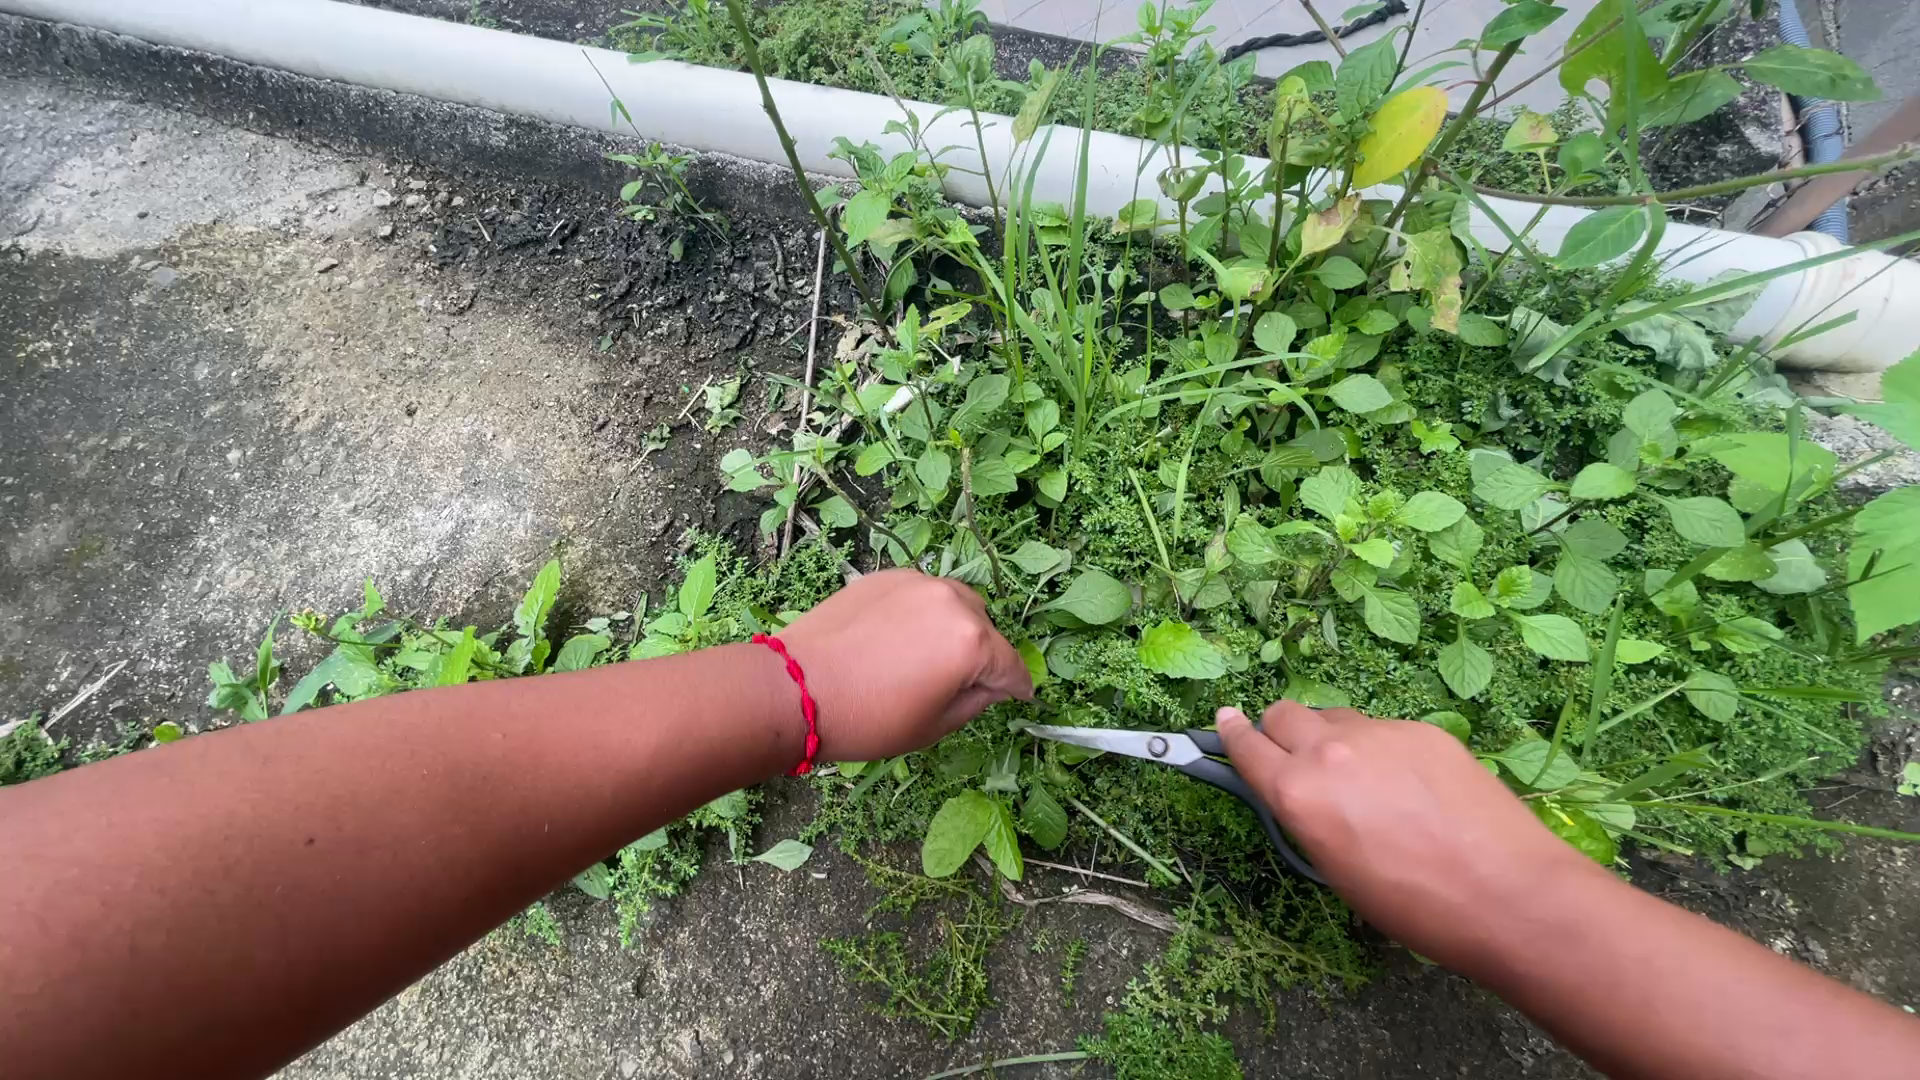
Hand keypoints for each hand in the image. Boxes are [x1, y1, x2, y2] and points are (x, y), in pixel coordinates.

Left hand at [773, 569, 1032, 761]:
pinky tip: (898, 637)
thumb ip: (978, 700)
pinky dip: (924, 613)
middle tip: (960, 684)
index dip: (1018, 688)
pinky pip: (923, 594)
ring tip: (929, 656)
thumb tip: (993, 684)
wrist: (795, 687)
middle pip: (986, 630)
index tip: (1020, 697)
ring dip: (957, 628)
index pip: (1011, 667)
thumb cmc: (868, 718)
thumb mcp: (935, 726)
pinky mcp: (888, 575)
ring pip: (957, 604)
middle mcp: (953, 601)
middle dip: (984, 656)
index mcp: (972, 642)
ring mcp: (918, 582)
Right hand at [1216, 701, 1603, 969]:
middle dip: (1280, 731)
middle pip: (1282, 713)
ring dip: (1332, 737)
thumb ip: (1303, 815)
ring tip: (1365, 777)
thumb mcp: (1334, 869)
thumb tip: (1295, 790)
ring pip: (1334, 717)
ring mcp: (1377, 734)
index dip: (1230, 731)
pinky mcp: (1421, 730)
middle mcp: (1328, 752)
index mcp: (1297, 792)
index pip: (1244, 744)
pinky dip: (1383, 748)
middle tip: (1300, 759)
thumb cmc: (1414, 906)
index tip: (1225, 719)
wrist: (1514, 899)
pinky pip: (1384, 729)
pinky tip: (1415, 786)